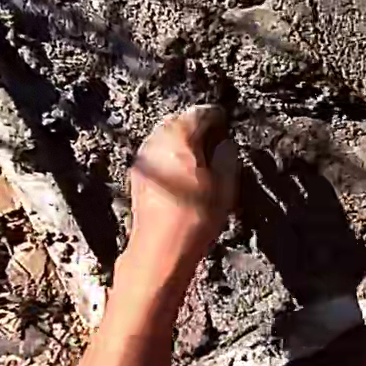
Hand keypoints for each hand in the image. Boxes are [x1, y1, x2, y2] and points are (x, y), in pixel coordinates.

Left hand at [126, 105, 239, 277]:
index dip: (215, 115)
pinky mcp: (137, 175)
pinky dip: (169, 154)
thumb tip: (226, 145)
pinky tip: (182, 169)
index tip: (225, 119)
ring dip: (181, 139)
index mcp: (179, 139)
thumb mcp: (225, 188)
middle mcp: (156, 143)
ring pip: (163, 136)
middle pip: (177, 121)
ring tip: (199, 153)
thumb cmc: (193, 220)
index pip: (199, 114)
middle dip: (195, 125)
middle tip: (214, 134)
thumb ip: (227, 158)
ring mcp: (143, 159)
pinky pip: (155, 153)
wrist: (159, 250)